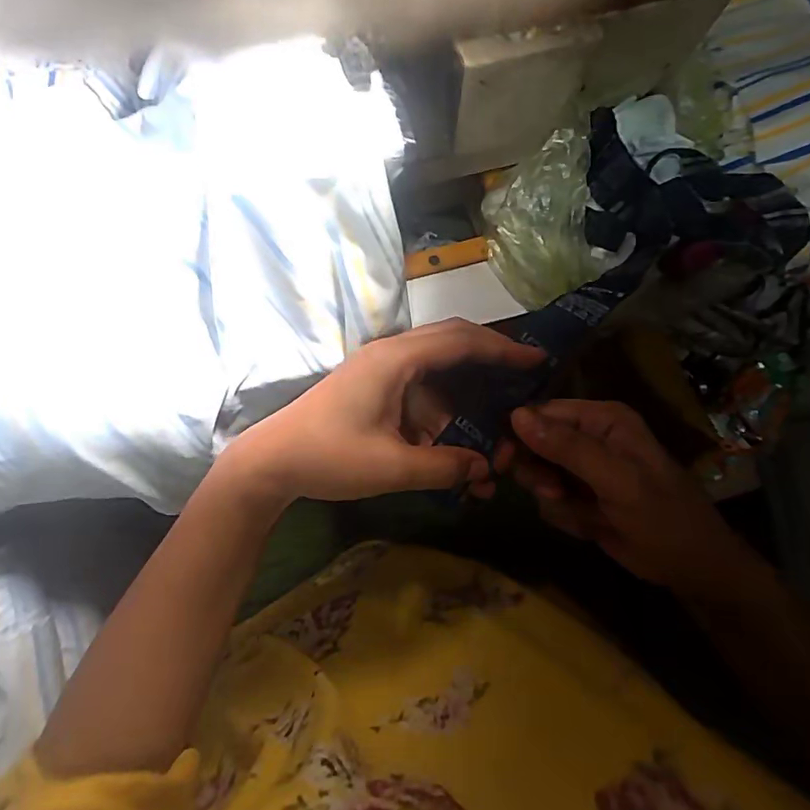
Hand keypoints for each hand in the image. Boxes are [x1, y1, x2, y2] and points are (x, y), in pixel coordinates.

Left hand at [216, 319, 546, 504]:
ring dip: (463, 403)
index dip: (502, 347)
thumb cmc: (329, 455)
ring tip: (491, 435)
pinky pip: (418, 394)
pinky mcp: (373, 390)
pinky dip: (440, 416)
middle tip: (524, 381)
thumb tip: (485, 469)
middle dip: (490, 362)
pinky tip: (452, 448)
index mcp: (396, 359)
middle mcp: (391, 355)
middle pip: (451, 344)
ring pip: (436, 375)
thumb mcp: (392, 466)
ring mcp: (380, 372)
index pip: (460, 340)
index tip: (537, 359)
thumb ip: (444, 467)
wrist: (273, 460)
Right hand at [492, 400, 760, 596]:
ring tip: (582, 513)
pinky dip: (565, 517)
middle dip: (538, 472)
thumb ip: (567, 447)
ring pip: (537, 475)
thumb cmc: (663, 517)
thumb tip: (515, 415)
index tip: (503, 460)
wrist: (693, 570)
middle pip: (532, 443)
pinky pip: (549, 501)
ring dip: (553, 498)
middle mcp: (590, 436)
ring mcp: (583, 469)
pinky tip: (590, 526)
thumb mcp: (617, 480)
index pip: (541, 412)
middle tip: (553, 492)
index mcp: (602, 419)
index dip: (518, 434)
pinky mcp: (580, 497)